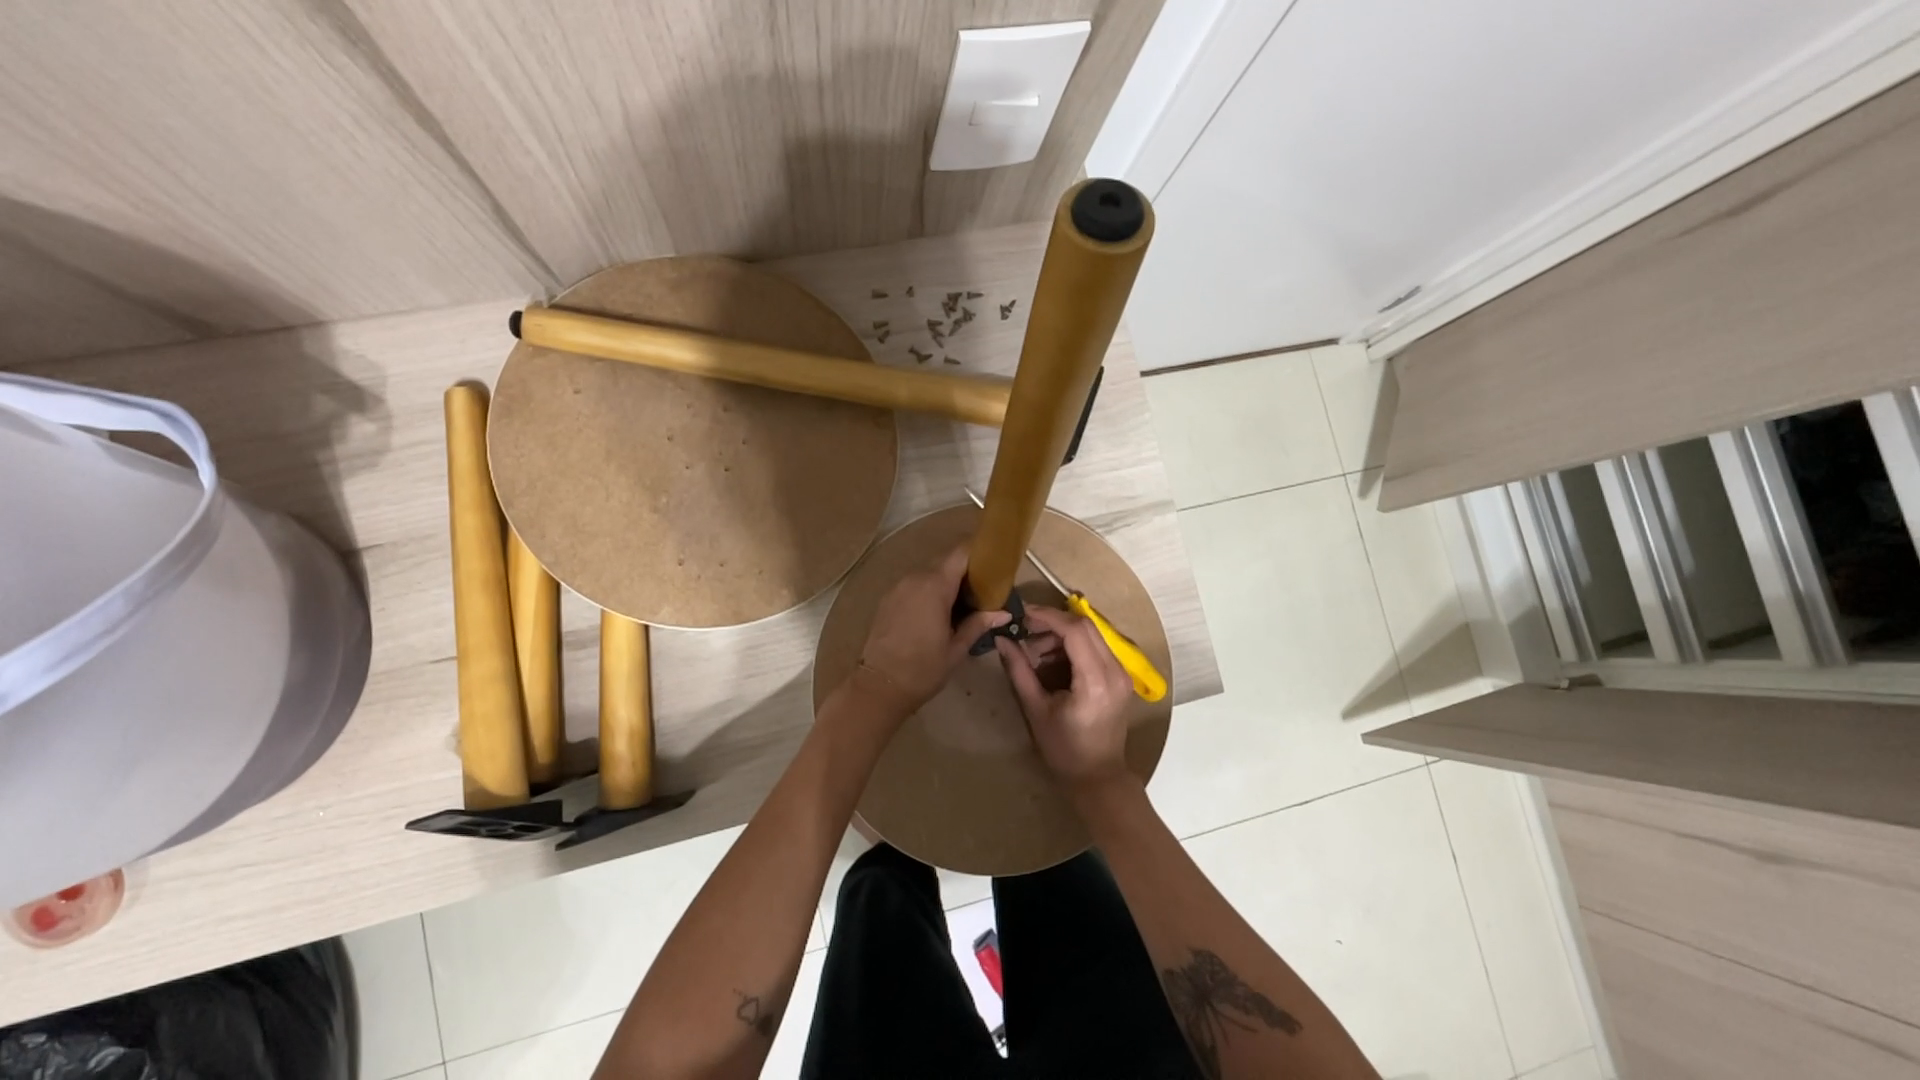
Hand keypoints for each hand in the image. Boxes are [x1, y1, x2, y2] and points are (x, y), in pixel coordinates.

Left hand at [856, 544, 1009, 713]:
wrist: (879, 686)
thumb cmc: (923, 669)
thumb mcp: (956, 649)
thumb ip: (978, 624)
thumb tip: (1003, 613)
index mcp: (934, 587)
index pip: (960, 553)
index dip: (979, 552)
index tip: (995, 562)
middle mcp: (914, 579)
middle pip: (945, 562)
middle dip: (965, 570)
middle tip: (984, 589)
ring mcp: (898, 588)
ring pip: (929, 574)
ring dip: (946, 582)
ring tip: (964, 603)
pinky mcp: (888, 599)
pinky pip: (914, 585)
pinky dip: (929, 591)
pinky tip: (938, 612)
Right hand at [996, 606, 1133, 791]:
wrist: (1097, 776)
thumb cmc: (1063, 749)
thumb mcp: (1036, 709)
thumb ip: (1019, 670)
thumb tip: (1002, 639)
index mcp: (1095, 680)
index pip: (1074, 630)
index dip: (1047, 616)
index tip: (1021, 615)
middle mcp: (1115, 671)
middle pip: (1085, 626)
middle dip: (1053, 623)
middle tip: (1025, 631)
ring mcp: (1122, 673)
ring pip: (1092, 634)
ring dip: (1063, 635)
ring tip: (1036, 652)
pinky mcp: (1120, 677)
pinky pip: (1097, 648)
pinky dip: (1073, 646)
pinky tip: (1053, 661)